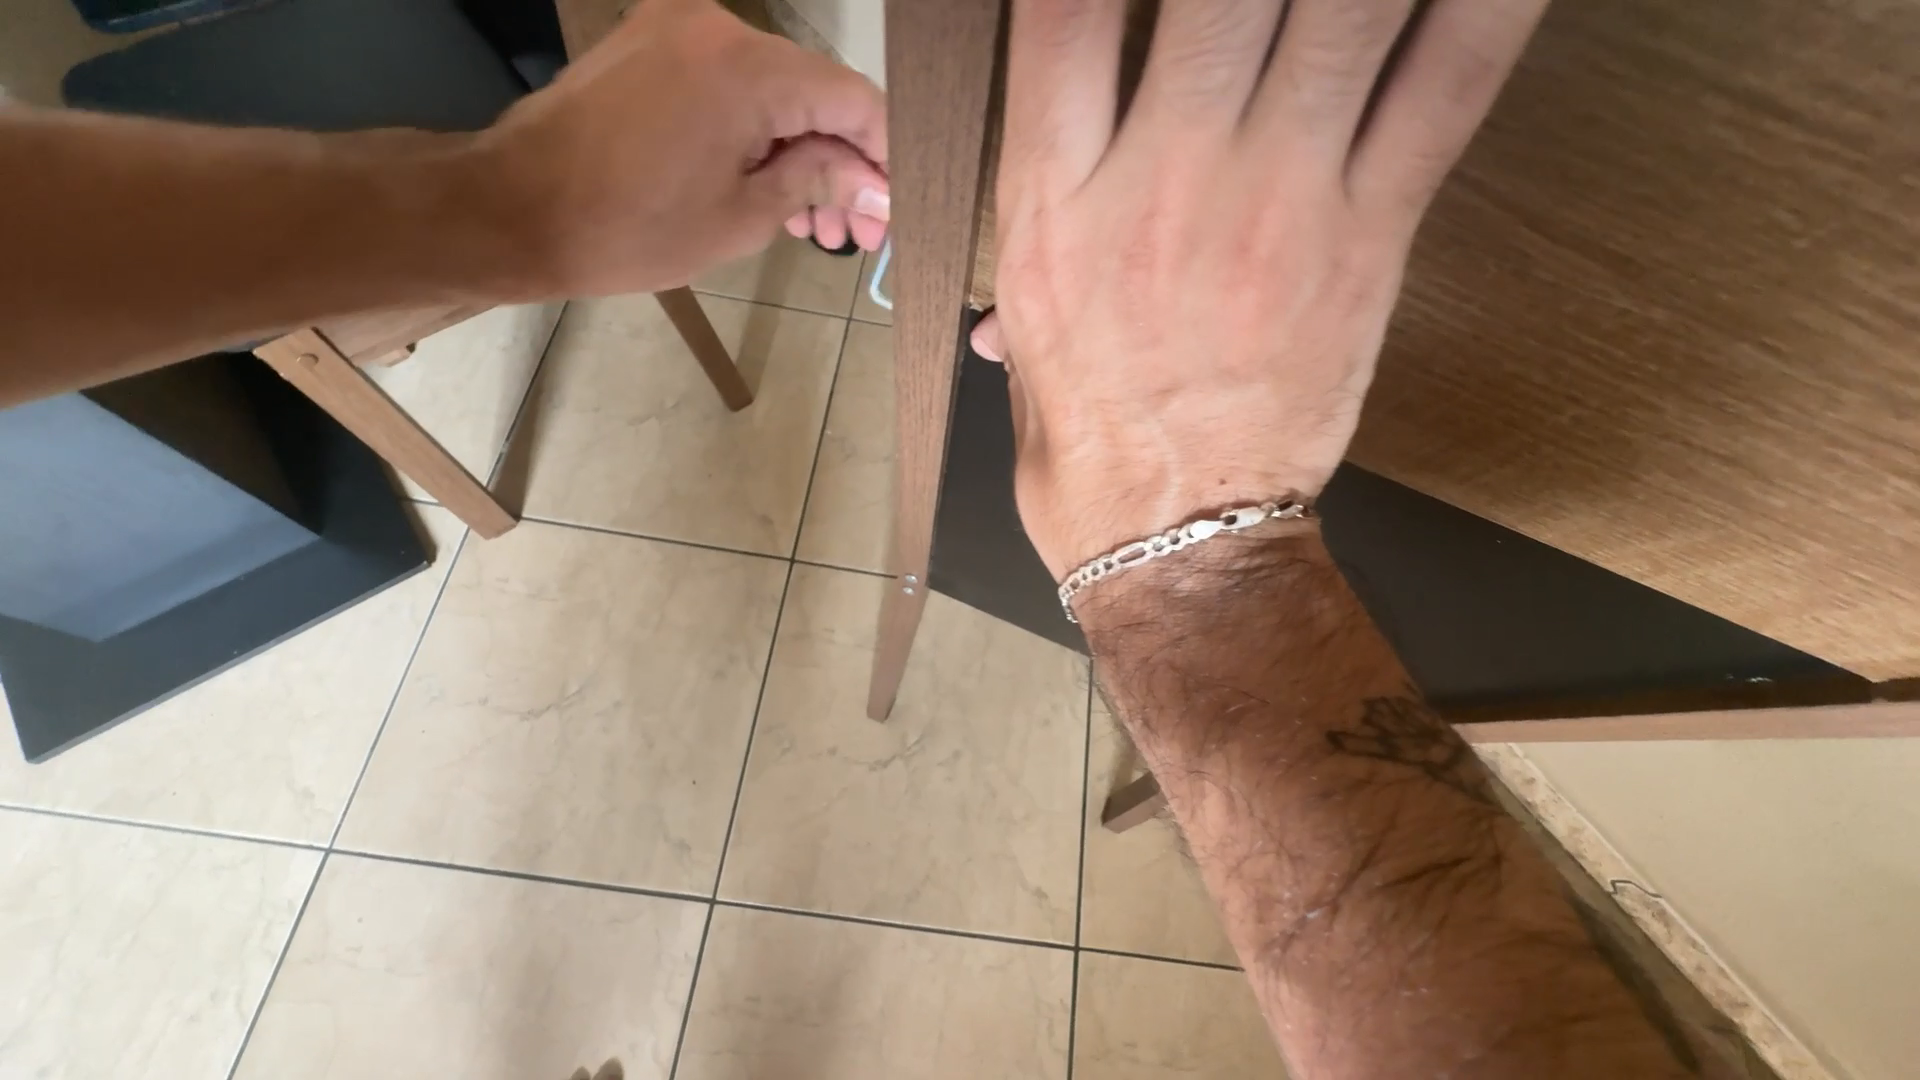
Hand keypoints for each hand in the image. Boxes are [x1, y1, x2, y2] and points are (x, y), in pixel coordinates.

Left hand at [478, 0, 886, 296]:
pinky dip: (762, 137)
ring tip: (817, 228)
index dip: (886, 157)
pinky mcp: (655, 47)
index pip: (853, 99)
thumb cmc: (633, 229)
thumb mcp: (744, 216)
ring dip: (804, 156)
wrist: (516, 210)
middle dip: (845, 167)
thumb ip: (820, 184)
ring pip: (777, 93)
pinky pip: (734, 88)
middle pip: (817, 94)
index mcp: (747, 67)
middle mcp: (718, 26)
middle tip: (857, 236)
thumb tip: (880, 189)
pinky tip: (774, 190)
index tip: (894, 211)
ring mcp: (681, 29)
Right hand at [980, 0, 1545, 576]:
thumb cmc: (1085, 454)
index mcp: (1055, 211)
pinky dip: (1489, 0)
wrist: (1175, 540)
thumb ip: (1032, 276)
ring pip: (1345, 7)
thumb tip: (1016, 282)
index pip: (1067, 14)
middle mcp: (1159, 186)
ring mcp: (1272, 204)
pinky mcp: (1365, 240)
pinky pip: (1444, 87)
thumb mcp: (1024, 355)